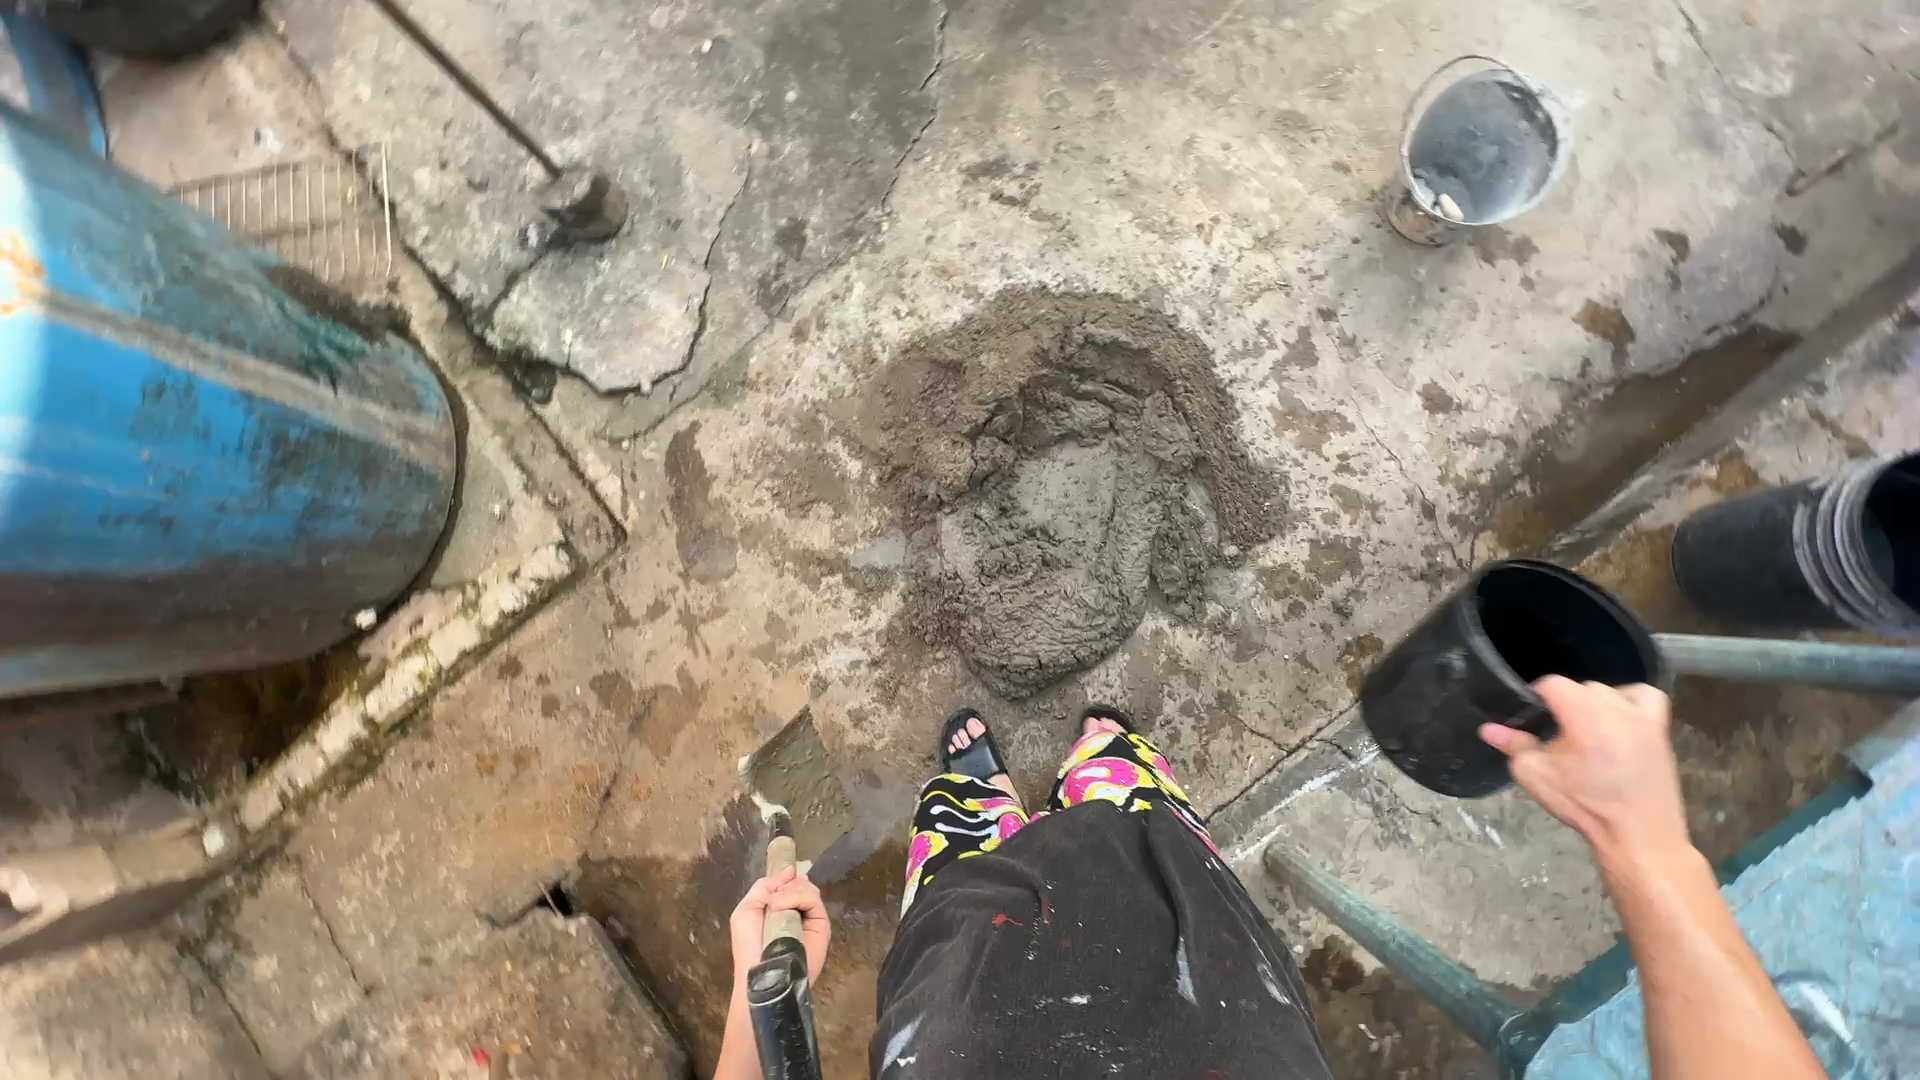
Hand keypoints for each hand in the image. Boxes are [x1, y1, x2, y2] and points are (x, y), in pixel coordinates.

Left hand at [727, 866, 830, 984]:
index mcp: (779, 907)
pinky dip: (800, 897)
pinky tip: (785, 907)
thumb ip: (764, 886)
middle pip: (800, 882)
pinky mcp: (821, 925)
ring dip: (791, 891)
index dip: (785, 877)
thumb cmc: (748, 944)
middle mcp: (796, 910)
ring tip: (777, 905)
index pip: (789, 882)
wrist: (760, 973)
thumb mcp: (746, 910)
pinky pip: (815, 901)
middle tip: (775, 897)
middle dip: (788, 883)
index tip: (781, 877)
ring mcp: (810, 918)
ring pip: (809, 888)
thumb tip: (790, 870)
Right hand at [1480, 677, 1690, 862]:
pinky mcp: (1661, 733)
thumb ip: (1513, 745)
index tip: (1529, 717)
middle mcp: (1618, 711)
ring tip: (1584, 725)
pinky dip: (1629, 700)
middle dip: (1564, 702)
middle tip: (1553, 730)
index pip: (1553, 684)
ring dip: (1593, 701)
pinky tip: (1617, 720)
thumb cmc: (1584, 804)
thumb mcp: (1535, 775)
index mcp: (1585, 717)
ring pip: (1611, 690)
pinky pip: (1647, 698)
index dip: (1535, 697)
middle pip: (1581, 687)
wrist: (1638, 836)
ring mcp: (1644, 720)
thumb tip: (1488, 729)